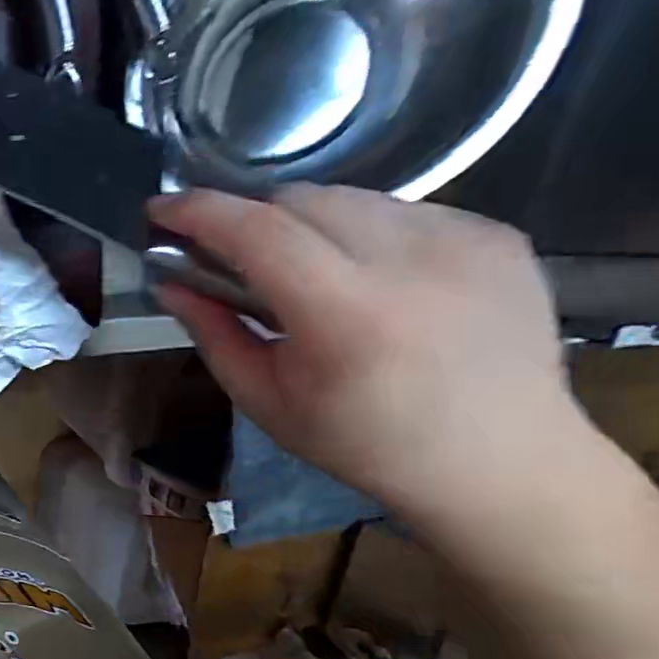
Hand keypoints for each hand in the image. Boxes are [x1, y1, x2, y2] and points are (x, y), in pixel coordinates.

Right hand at [151, 185, 594, 524]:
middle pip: (302, 200)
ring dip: (307, 226)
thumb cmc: (363, 443)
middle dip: (252, 220)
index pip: (260, 232)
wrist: (497, 459)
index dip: (201, 212)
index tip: (161, 210)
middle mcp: (412, 261)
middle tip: (235, 261)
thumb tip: (169, 285)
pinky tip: (370, 282)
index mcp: (347, 316)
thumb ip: (215, 336)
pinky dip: (362, 234)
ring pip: (352, 198)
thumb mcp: (267, 402)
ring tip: (306, 275)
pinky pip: (401, 210)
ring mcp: (464, 239)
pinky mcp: (496, 234)